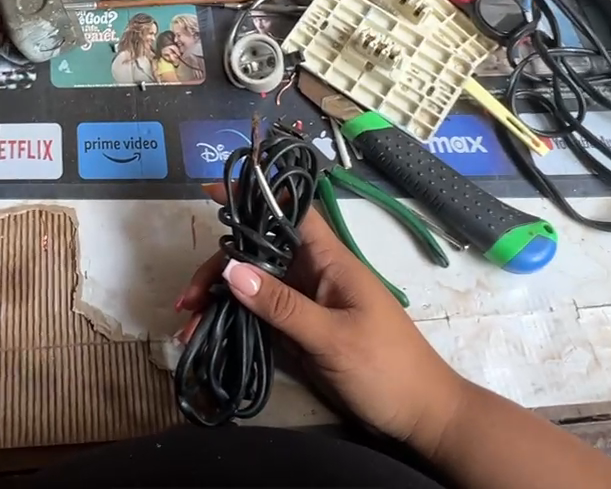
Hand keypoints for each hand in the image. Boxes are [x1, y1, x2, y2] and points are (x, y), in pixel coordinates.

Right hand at [177, 205, 471, 454]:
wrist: (423, 419)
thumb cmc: (388, 369)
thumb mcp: (334, 339)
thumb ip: (283, 305)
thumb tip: (232, 269)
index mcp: (329, 259)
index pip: (289, 211)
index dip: (254, 196)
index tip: (212, 191)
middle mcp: (312, 273)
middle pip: (258, 252)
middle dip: (219, 268)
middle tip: (188, 298)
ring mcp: (304, 301)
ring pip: (253, 284)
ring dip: (219, 298)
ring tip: (188, 324)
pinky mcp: (299, 329)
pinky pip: (258, 314)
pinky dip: (231, 320)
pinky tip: (207, 334)